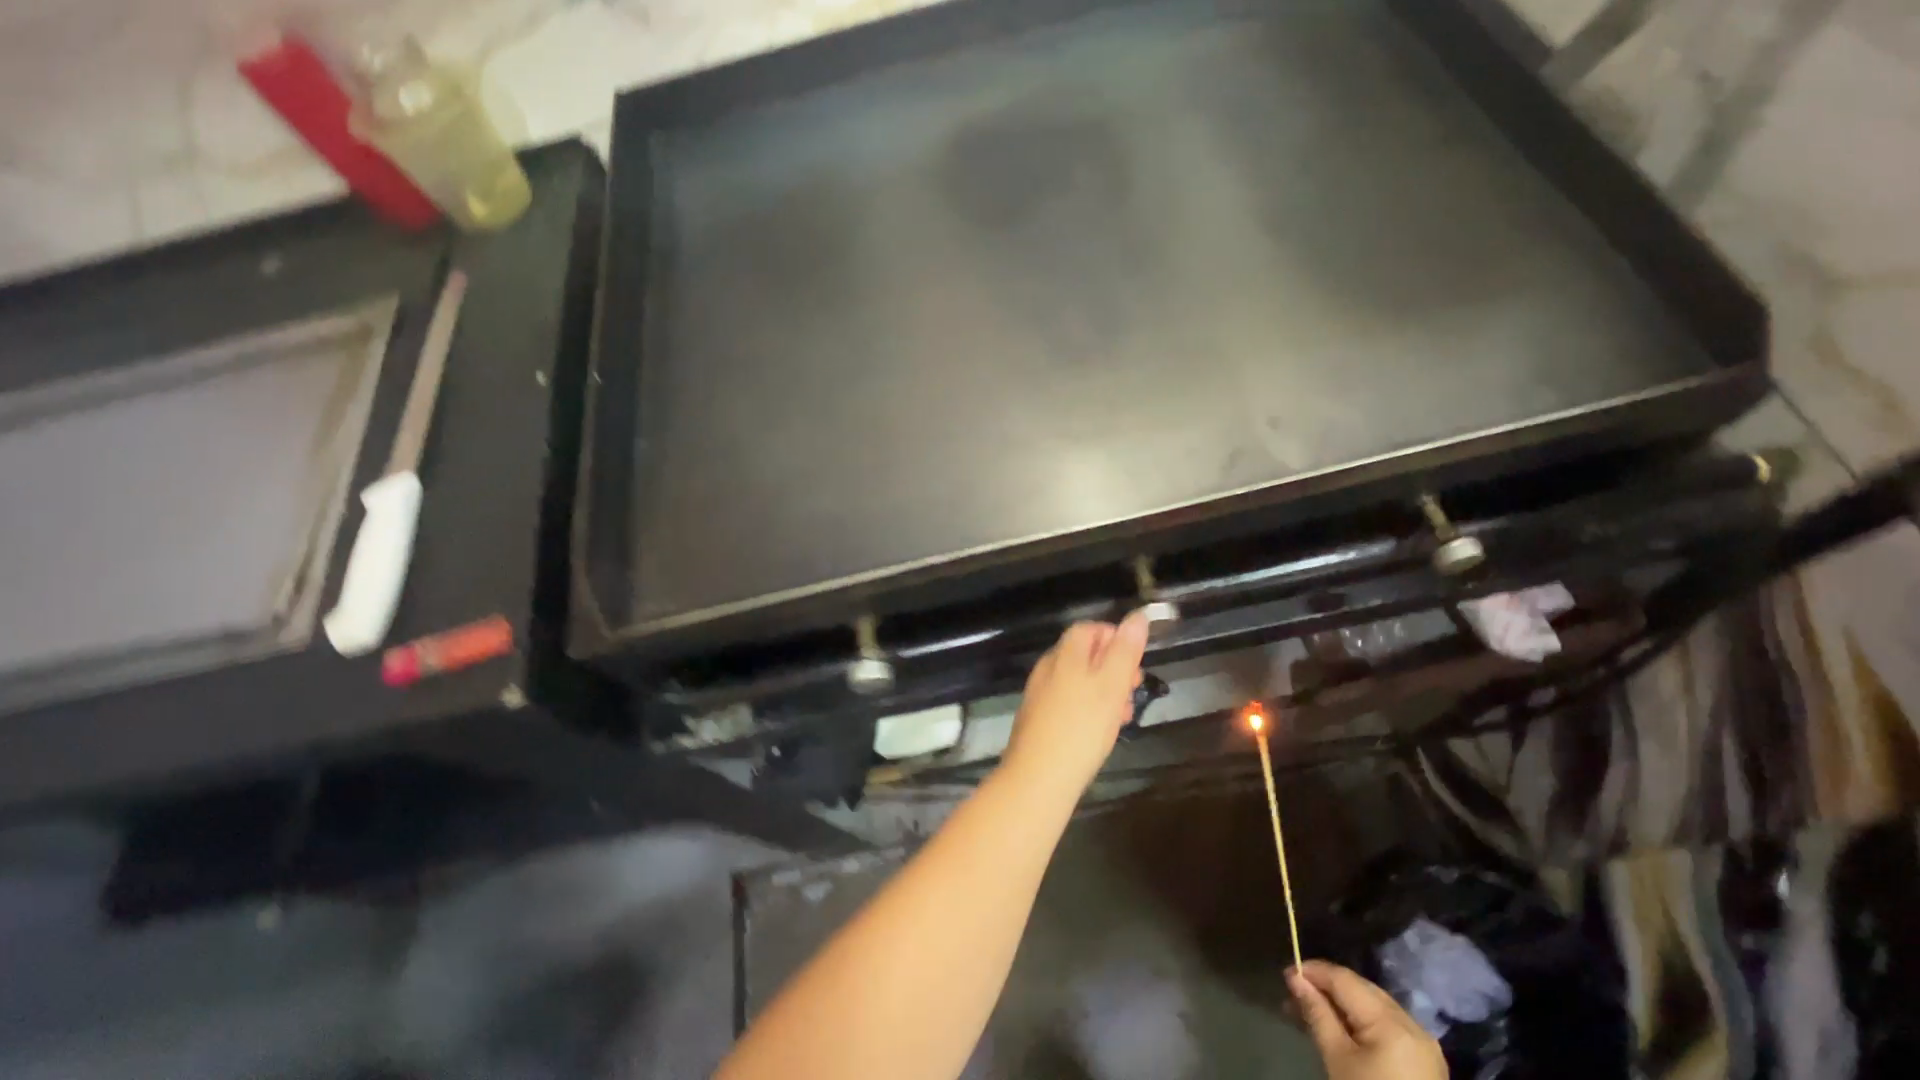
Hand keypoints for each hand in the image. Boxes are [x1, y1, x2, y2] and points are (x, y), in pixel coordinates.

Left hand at [1000, 610, 1149, 792]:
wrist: (1038, 777)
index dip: (1115, 638)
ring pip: (1080, 682)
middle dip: (1114, 668)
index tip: (1136, 661)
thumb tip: (1138, 617)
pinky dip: (1089, 709)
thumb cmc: (1081, 727)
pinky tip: (1101, 732)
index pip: (1089, 629)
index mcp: (1065, 654)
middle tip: (1134, 689)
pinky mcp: (1039, 720)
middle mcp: (1049, 668)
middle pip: (1085, 655)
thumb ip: (1125, 650)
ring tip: (1123, 716)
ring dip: (1106, 692)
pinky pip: (1069, 703)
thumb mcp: (1112, 685)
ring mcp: (1040, 695)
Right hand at [1289, 961, 1445, 1079]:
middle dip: (1329, 986)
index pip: (1346, 980)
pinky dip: (1364, 1020)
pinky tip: (1345, 1028)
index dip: (1315, 972)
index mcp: (1391, 1022)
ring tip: (1314, 1010)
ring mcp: (1424, 1041)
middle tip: (1296, 993)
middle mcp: (1413, 1023)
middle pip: (1364, 989)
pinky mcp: (1427, 1058)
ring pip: (1377, 1005)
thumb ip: (1318, 1015)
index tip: (1287, 974)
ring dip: (1345, 1003)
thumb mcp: (1337, 1060)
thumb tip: (1296, 979)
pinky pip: (1390, 1024)